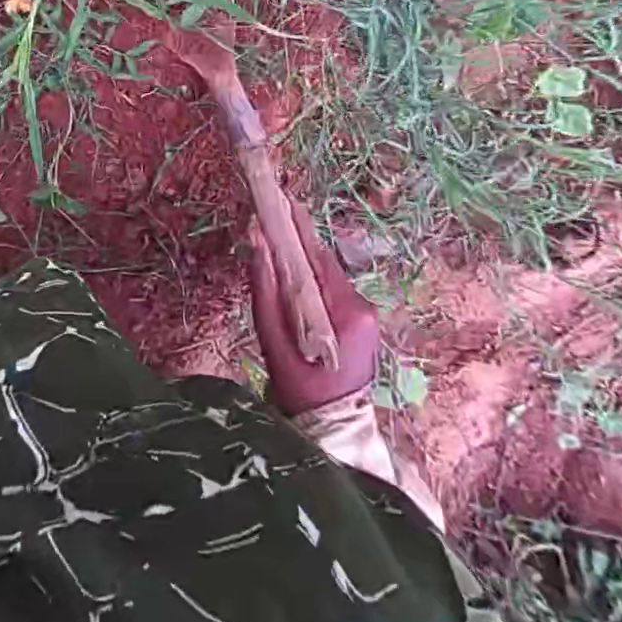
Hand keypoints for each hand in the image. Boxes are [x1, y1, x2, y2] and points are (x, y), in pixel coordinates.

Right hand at [248, 202, 380, 414]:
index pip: (317, 256)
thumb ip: (265, 288)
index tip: (283, 199)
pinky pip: (330, 287)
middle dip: (298, 237)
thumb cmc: (297, 383)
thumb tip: (257, 243)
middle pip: (324, 261)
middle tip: (278, 206)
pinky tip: (293, 266)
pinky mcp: (359, 320)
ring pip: (326, 274)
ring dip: (303, 255)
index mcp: (345, 308)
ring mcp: (364, 312)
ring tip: (279, 232)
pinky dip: (310, 274)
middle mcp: (362, 304)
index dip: (297, 228)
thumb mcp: (272, 336)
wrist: (330, 422)